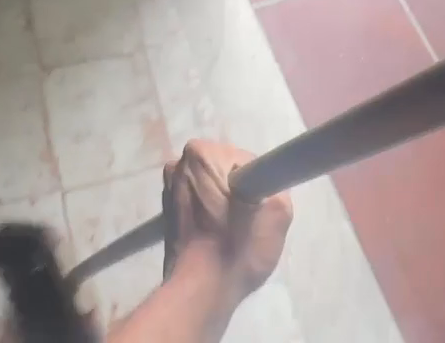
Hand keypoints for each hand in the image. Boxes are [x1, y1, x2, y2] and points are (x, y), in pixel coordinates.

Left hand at [160, 140, 291, 294]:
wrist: (199, 291)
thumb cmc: (236, 248)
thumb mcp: (276, 216)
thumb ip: (277, 186)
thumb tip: (268, 184)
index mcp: (200, 154)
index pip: (244, 160)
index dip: (257, 185)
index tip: (257, 209)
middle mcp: (179, 162)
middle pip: (225, 170)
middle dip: (239, 192)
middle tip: (247, 223)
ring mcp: (169, 185)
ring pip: (212, 185)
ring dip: (224, 203)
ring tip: (231, 233)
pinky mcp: (166, 208)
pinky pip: (199, 200)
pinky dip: (209, 213)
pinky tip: (215, 236)